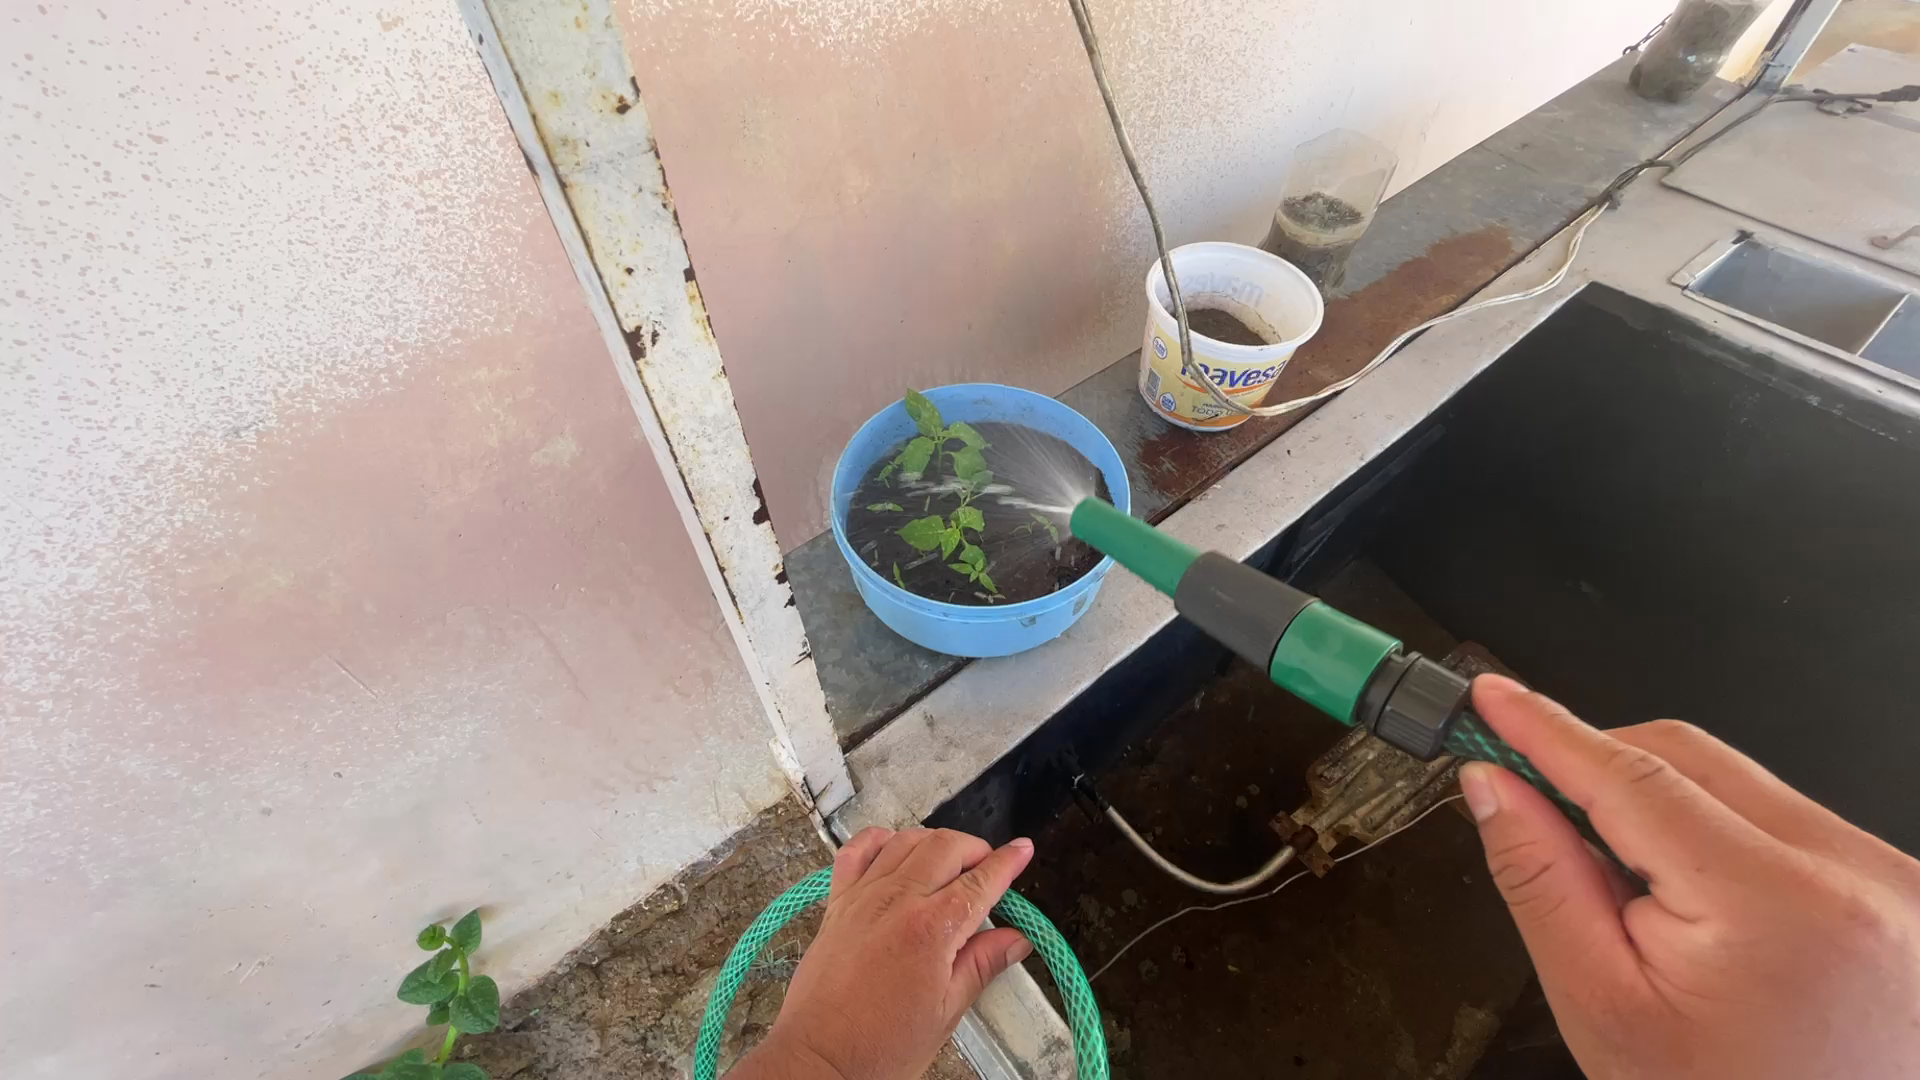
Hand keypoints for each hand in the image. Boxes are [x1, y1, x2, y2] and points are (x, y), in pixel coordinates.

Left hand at [732, 828, 1035, 1079]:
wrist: (818, 1061)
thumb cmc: (881, 1048)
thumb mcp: (945, 1013)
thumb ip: (982, 965)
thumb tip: (1018, 939)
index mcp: (932, 930)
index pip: (980, 881)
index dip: (1007, 861)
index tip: (1023, 850)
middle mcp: (899, 899)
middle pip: (946, 846)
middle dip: (975, 849)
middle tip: (987, 869)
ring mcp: (865, 894)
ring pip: (908, 839)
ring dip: (935, 842)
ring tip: (949, 864)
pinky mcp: (838, 899)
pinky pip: (858, 848)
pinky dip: (881, 839)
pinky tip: (896, 849)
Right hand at [1459, 674, 1919, 1078]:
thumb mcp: (1597, 997)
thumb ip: (1536, 875)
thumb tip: (1491, 783)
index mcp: (1780, 910)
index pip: (1628, 776)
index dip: (1542, 727)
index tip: (1490, 697)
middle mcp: (1864, 881)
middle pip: (1682, 756)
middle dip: (1588, 760)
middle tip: (1521, 787)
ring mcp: (1897, 884)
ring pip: (1725, 777)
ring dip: (1642, 792)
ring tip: (1613, 870)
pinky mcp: (1899, 891)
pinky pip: (1769, 812)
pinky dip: (1695, 820)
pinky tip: (1673, 882)